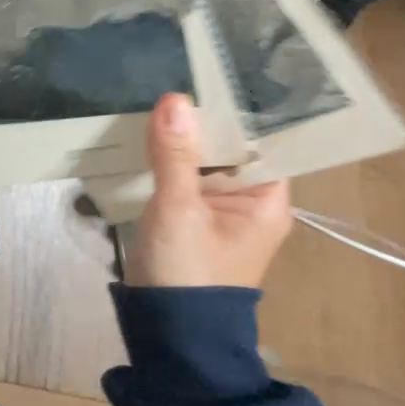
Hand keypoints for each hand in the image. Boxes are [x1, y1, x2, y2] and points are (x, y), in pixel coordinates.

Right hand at [125, 93, 292, 288]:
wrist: (169, 330)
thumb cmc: (188, 269)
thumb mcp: (178, 209)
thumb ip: (175, 156)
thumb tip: (176, 98)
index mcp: (266, 201)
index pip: (259, 142)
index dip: (234, 111)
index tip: (203, 75)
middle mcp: (248, 202)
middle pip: (226, 149)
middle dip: (196, 122)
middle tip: (165, 78)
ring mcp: (216, 210)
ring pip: (199, 162)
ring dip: (176, 140)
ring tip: (145, 101)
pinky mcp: (187, 217)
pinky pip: (180, 177)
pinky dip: (163, 160)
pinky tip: (137, 139)